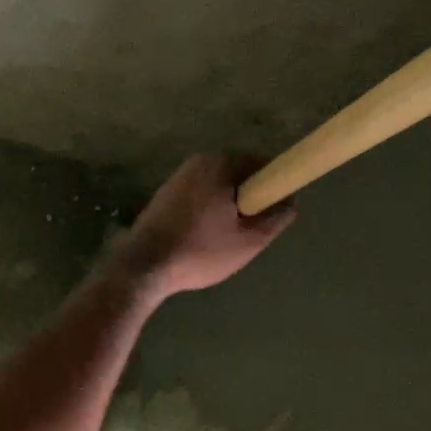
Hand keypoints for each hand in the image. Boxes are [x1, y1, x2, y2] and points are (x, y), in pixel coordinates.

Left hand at [115, 155, 296, 297]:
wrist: (141, 268)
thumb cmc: (199, 252)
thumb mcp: (249, 240)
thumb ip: (277, 216)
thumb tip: (289, 201)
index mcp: (221, 162)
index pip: (263, 164)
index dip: (272, 189)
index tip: (268, 216)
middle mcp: (196, 162)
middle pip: (237, 178)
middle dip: (245, 203)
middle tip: (242, 235)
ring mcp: (174, 180)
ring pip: (214, 192)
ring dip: (222, 213)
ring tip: (216, 243)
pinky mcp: (160, 199)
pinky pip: (194, 202)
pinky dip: (201, 218)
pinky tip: (195, 244)